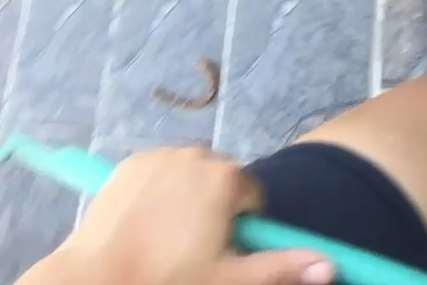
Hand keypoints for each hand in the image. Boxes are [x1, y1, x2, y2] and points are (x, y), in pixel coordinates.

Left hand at [19, 147, 334, 284]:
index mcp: (226, 178)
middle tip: (193, 250)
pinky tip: (144, 223)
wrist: (96, 281)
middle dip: (215, 209)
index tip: (220, 254)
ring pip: (190, 175)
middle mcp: (199, 154)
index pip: (252, 197)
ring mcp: (163, 154)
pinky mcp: (133, 160)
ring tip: (166, 238)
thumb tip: (330, 266)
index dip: (241, 228)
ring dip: (188, 197)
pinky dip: (159, 190)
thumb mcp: (230, 281)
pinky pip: (160, 171)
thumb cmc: (169, 280)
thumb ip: (281, 268)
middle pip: (222, 181)